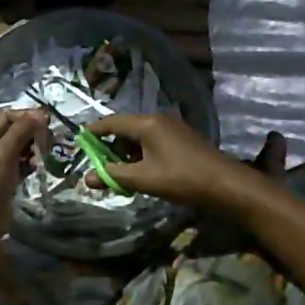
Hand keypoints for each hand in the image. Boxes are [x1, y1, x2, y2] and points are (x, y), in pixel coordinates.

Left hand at [0, 109, 45, 231]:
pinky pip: (19, 163)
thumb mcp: (4, 152)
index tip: (48, 120)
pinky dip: (29, 162)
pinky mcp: (3, 178)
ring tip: (44, 153)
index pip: (7, 115)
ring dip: (32, 147)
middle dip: (32, 131)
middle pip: (13, 130)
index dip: (27, 115)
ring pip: (18, 147)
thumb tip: (40, 113)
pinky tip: (38, 167)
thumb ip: (21, 130)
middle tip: (49, 138)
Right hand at [86, 114, 265, 210]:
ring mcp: (172, 128)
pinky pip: (153, 142)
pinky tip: (142, 172)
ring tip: (120, 174)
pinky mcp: (182, 139)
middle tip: (99, 165)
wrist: (225, 184)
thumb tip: (87, 178)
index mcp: (146, 124)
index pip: (111, 122)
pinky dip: (142, 154)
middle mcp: (158, 120)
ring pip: (140, 137)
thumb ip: (113, 176)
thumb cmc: (181, 178)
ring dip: (127, 153)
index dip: (93, 131)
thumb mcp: (143, 179)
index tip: (79, 141)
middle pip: (125, 129)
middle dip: (110, 147)